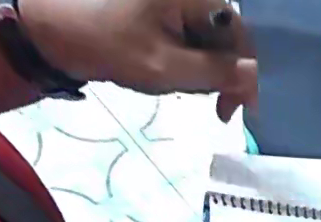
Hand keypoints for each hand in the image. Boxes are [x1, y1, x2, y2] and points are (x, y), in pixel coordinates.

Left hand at [24, 0, 256, 120]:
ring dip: (210, 73)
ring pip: (215, 43)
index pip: (240, 36)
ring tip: (187, 88)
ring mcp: (180, 1)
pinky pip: (197, 39)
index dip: (246, 76)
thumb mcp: (169, 68)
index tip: (238, 111)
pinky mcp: (169, 9)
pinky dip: (194, 63)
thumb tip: (256, 76)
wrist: (64, 32)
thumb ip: (216, 73)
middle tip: (217, 111)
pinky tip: (178, 75)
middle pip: (230, 39)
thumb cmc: (114, 47)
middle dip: (226, 76)